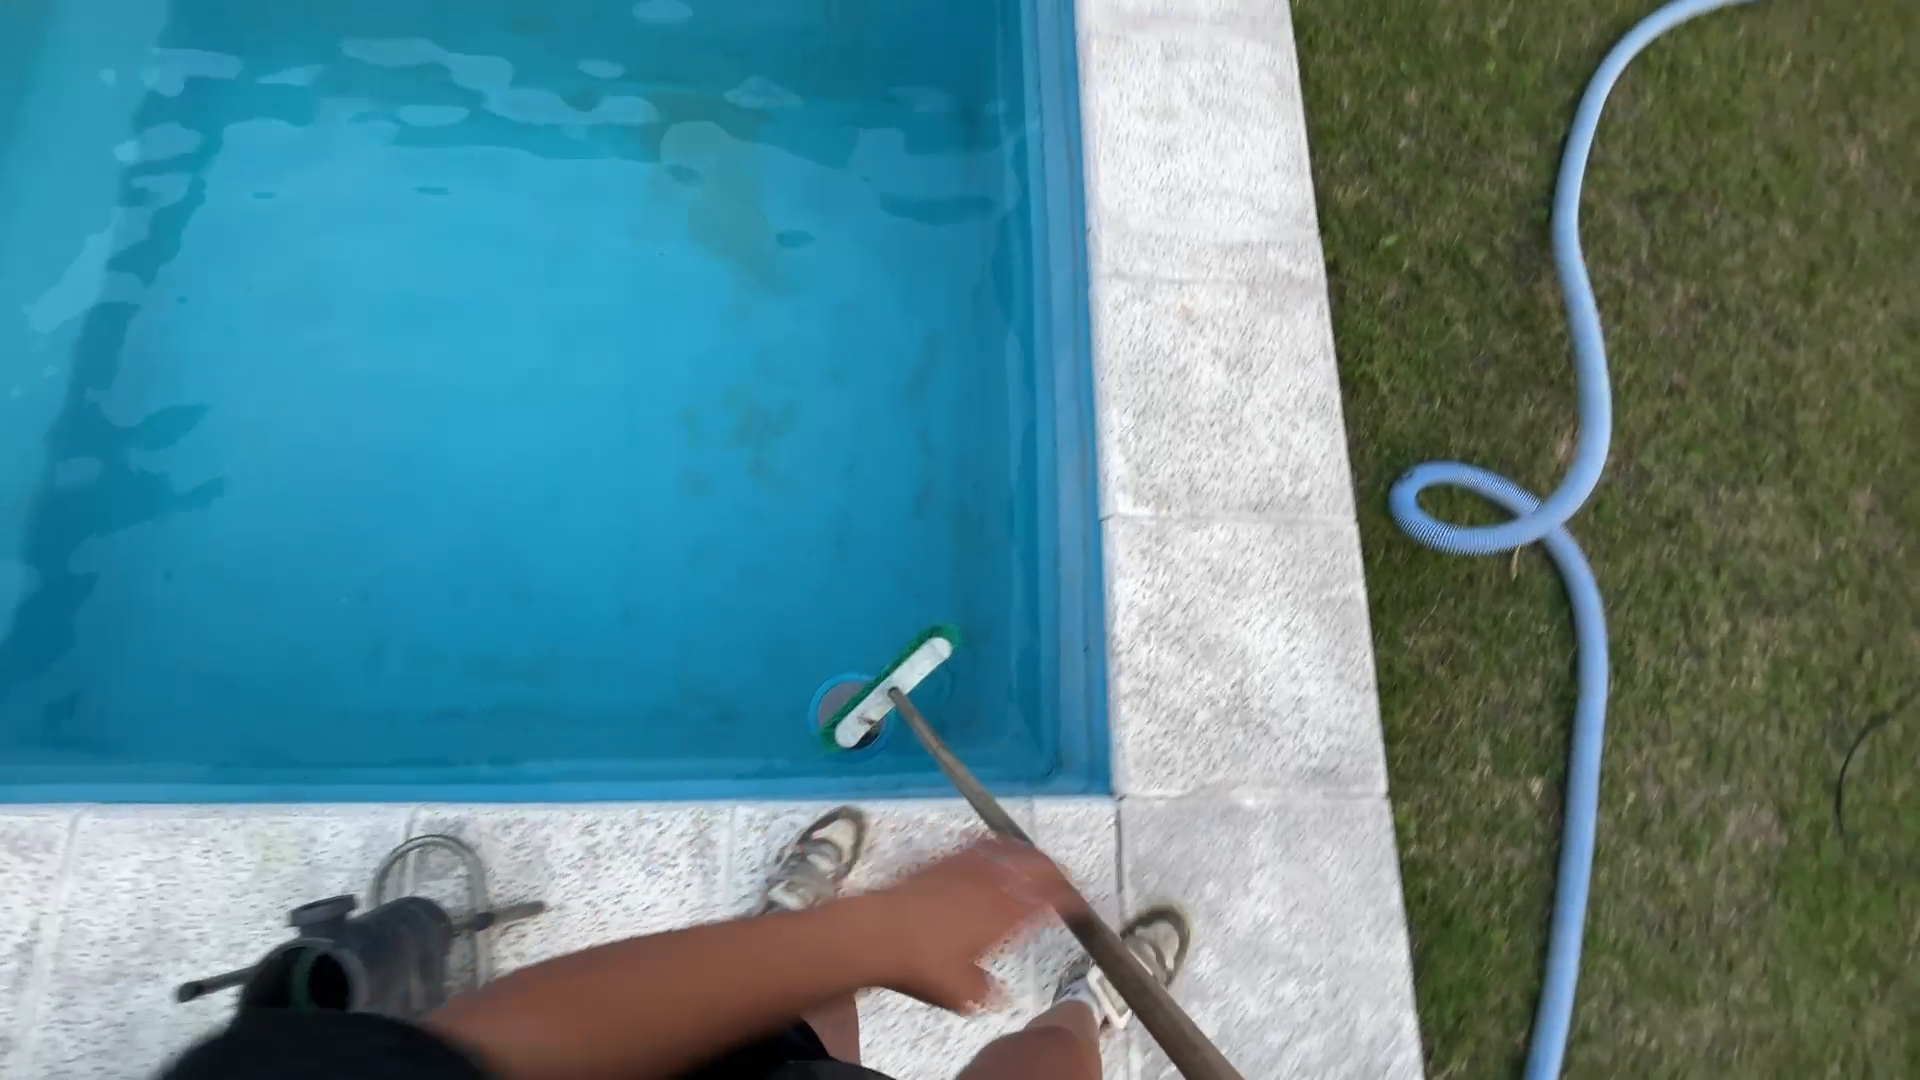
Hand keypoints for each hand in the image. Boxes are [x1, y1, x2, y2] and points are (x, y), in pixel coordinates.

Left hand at [857, 838, 1085, 1012]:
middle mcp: (994, 885)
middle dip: (1057, 872)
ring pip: (1011, 850)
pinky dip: (997, 840)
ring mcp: (970, 867)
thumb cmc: (924, 964)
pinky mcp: (948, 858)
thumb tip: (995, 992)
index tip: (1079, 905)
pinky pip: (981, 842)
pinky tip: (998, 840)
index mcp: (1006, 917)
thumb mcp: (962, 991)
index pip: (1050, 902)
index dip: (1070, 901)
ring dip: (1030, 853)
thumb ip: (985, 989)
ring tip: (1040, 857)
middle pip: (1037, 868)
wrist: (882, 931)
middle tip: (1067, 880)